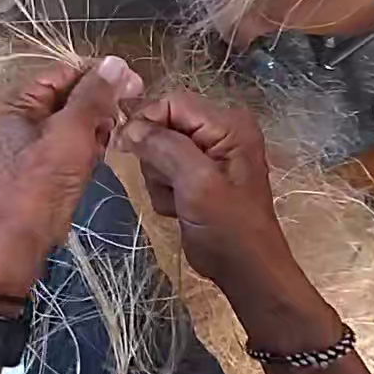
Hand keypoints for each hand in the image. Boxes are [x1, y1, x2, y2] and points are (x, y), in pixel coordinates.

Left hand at [0, 56, 143, 312]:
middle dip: (100, 104)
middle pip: (74, 93)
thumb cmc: (42, 180)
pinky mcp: (50, 157)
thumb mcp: (70, 132)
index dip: (100, 76)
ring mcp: (37, 136)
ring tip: (110, 138)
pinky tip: (103, 152)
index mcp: (19, 98)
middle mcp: (25, 112)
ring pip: (80, 117)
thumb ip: (93, 95)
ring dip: (99, 125)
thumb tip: (116, 62)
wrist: (26, 234)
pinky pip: (78, 138)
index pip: (66, 72)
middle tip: (128, 112)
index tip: (134, 83)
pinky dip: (93, 143)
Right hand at [118, 92, 343, 348]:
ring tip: (178, 200)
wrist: (245, 271)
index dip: (146, 121)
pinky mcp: (196, 175)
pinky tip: (180, 208)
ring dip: (157, 177)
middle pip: (162, 124)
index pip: (172, 102)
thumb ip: (164, 147)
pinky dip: (163, 190)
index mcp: (228, 125)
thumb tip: (128, 127)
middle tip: (170, 184)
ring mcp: (207, 154)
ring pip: (157, 149)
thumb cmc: (228, 228)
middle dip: (155, 156)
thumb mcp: (197, 183)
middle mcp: (219, 132)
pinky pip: (161, 169)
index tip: (129, 148)